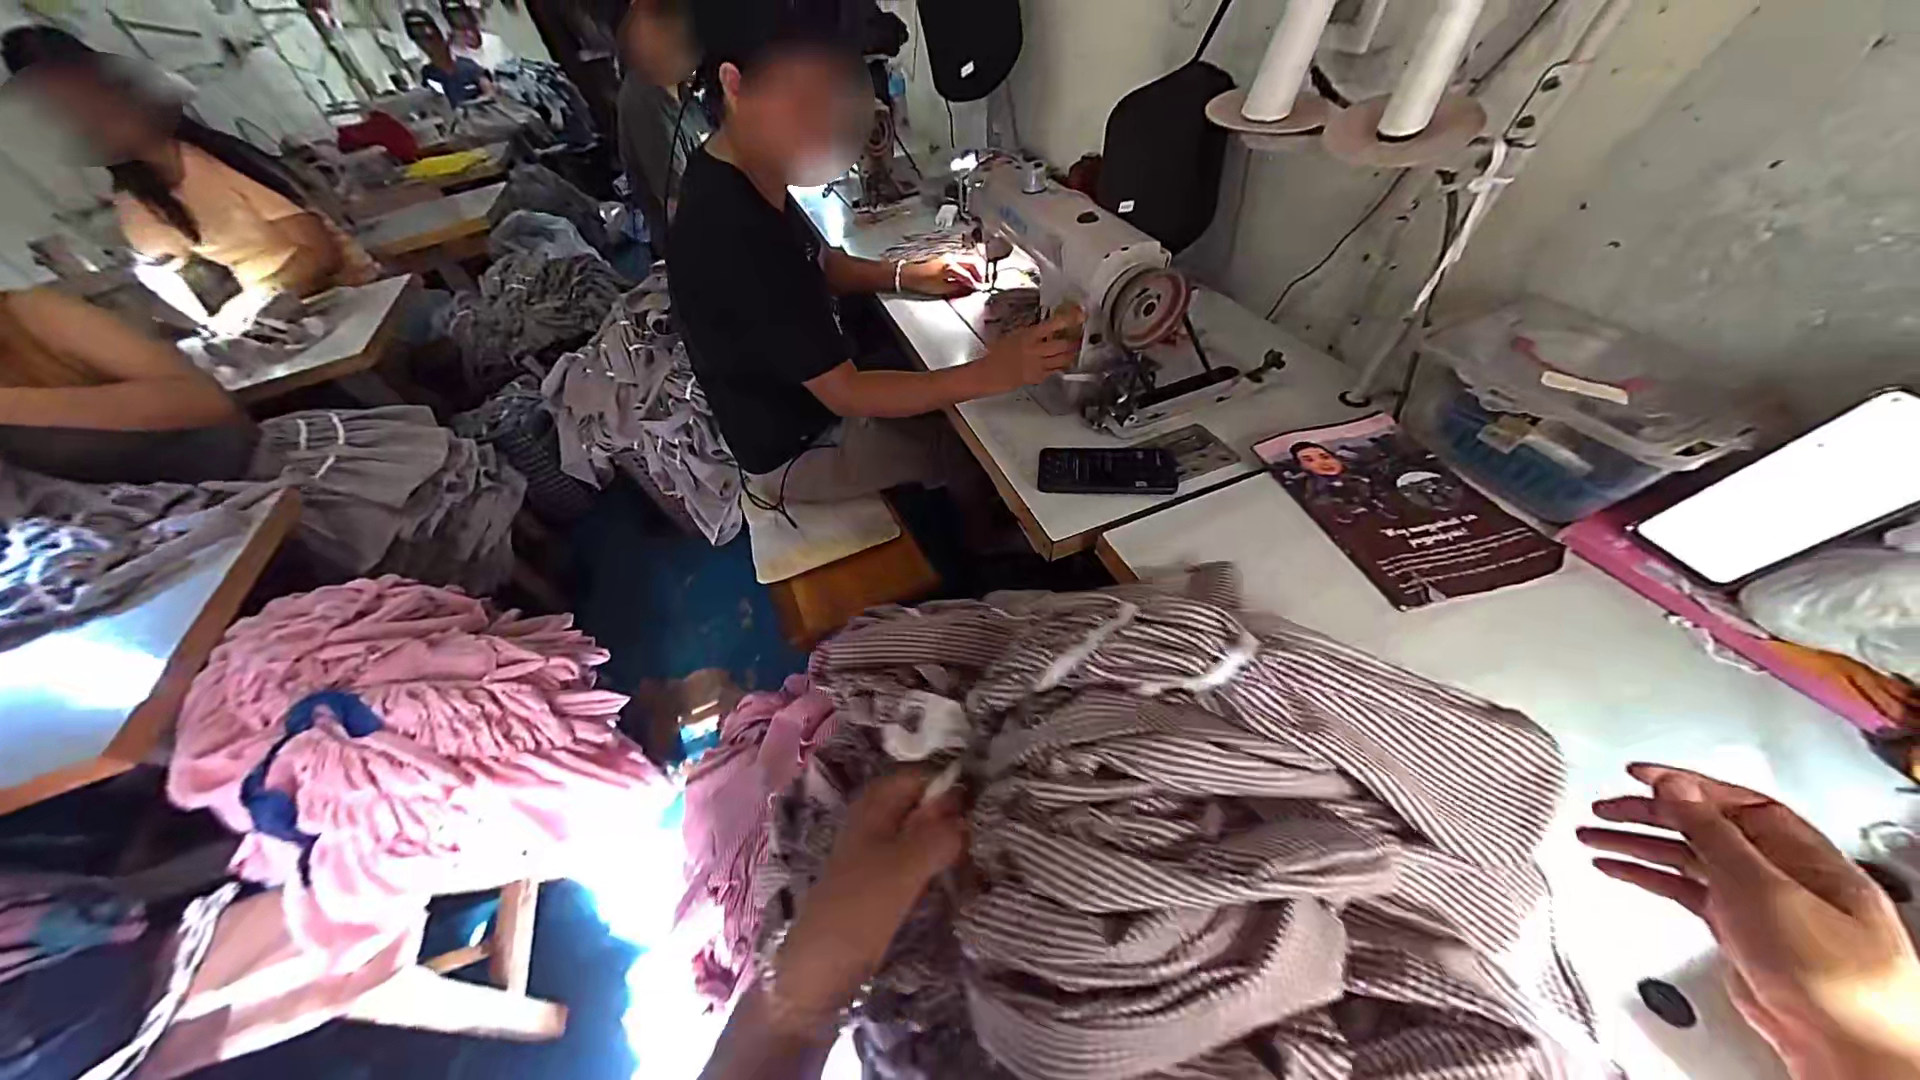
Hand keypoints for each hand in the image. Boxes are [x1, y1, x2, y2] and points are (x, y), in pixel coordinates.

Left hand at [762, 770, 965, 1036]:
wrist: (818, 970)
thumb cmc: (859, 907)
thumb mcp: (905, 866)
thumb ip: (940, 835)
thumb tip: (967, 818)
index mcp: (874, 804)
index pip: (920, 777)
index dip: (949, 786)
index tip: (982, 804)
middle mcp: (875, 820)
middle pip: (920, 804)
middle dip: (951, 814)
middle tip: (987, 831)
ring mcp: (877, 851)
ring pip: (920, 832)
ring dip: (946, 839)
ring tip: (978, 852)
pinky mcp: (881, 881)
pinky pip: (916, 859)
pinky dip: (935, 862)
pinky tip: (957, 874)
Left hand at [898, 254, 984, 297]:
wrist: (906, 274)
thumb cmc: (920, 281)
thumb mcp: (940, 289)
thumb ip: (957, 288)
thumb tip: (968, 289)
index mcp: (950, 266)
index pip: (968, 275)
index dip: (975, 284)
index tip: (979, 289)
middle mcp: (951, 258)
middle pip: (972, 262)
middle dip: (979, 272)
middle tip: (981, 282)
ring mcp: (948, 256)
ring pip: (967, 259)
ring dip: (974, 268)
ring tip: (975, 278)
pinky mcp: (944, 257)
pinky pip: (961, 259)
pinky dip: (967, 266)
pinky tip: (966, 274)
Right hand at [976, 303, 1085, 394]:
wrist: (991, 373)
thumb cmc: (997, 354)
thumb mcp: (1012, 335)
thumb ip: (1029, 332)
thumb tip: (1043, 328)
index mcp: (1028, 336)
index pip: (1053, 325)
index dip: (1069, 319)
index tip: (1078, 315)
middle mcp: (1036, 350)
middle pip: (1063, 344)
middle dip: (1074, 340)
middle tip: (1079, 336)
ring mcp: (1038, 365)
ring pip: (1063, 359)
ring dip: (1071, 354)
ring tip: (1074, 350)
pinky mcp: (1038, 377)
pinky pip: (1055, 371)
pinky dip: (1061, 366)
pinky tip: (1063, 363)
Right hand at [1580, 764, 1919, 1079]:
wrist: (1848, 1049)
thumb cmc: (1833, 976)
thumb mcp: (1761, 886)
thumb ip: (1713, 831)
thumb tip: (1676, 787)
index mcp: (1807, 860)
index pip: (1738, 803)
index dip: (1685, 784)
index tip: (1638, 774)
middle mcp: (1784, 877)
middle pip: (1704, 828)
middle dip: (1647, 814)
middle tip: (1603, 807)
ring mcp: (1760, 904)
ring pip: (1685, 857)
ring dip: (1635, 843)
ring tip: (1592, 835)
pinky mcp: (1737, 929)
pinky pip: (1680, 887)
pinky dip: (1643, 874)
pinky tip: (1615, 868)